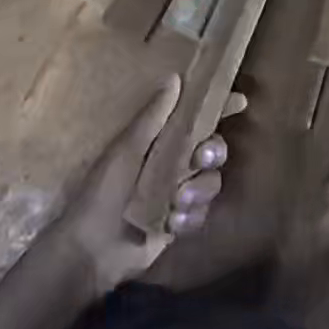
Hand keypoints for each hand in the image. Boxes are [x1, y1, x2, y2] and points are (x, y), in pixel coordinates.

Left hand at [62, 74, 245, 294]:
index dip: (219, 107)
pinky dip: (190, 216)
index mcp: (161, 140)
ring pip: (211, 181)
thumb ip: (152, 116)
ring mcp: (179, 193)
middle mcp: (175, 162)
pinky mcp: (181, 222)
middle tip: (201, 160)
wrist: (90, 251)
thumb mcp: (126, 150)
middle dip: (214, 152)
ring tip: (177, 202)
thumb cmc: (103, 193)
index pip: (196, 117)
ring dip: (199, 190)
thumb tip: (174, 77)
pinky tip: (172, 222)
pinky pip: (202, 213)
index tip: (239, 102)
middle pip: (213, 148)